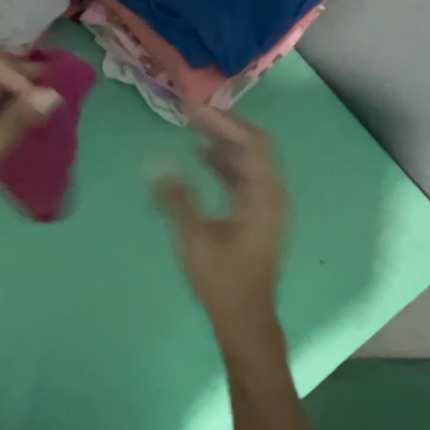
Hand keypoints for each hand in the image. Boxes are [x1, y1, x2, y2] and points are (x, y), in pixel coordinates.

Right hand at [154, 108, 290, 337]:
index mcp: (264, 195)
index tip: (192, 111)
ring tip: (193, 132)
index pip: (250, 142)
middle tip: (191, 116)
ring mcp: (268, 206)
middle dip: (224, 128)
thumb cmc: (221, 280)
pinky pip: (245, 178)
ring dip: (224, 145)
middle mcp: (273, 194)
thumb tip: (156, 163)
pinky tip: (202, 162)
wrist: (245, 318)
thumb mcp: (194, 238)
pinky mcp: (259, 217)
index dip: (223, 122)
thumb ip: (176, 198)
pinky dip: (226, 165)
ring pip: (250, 162)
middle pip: (254, 147)